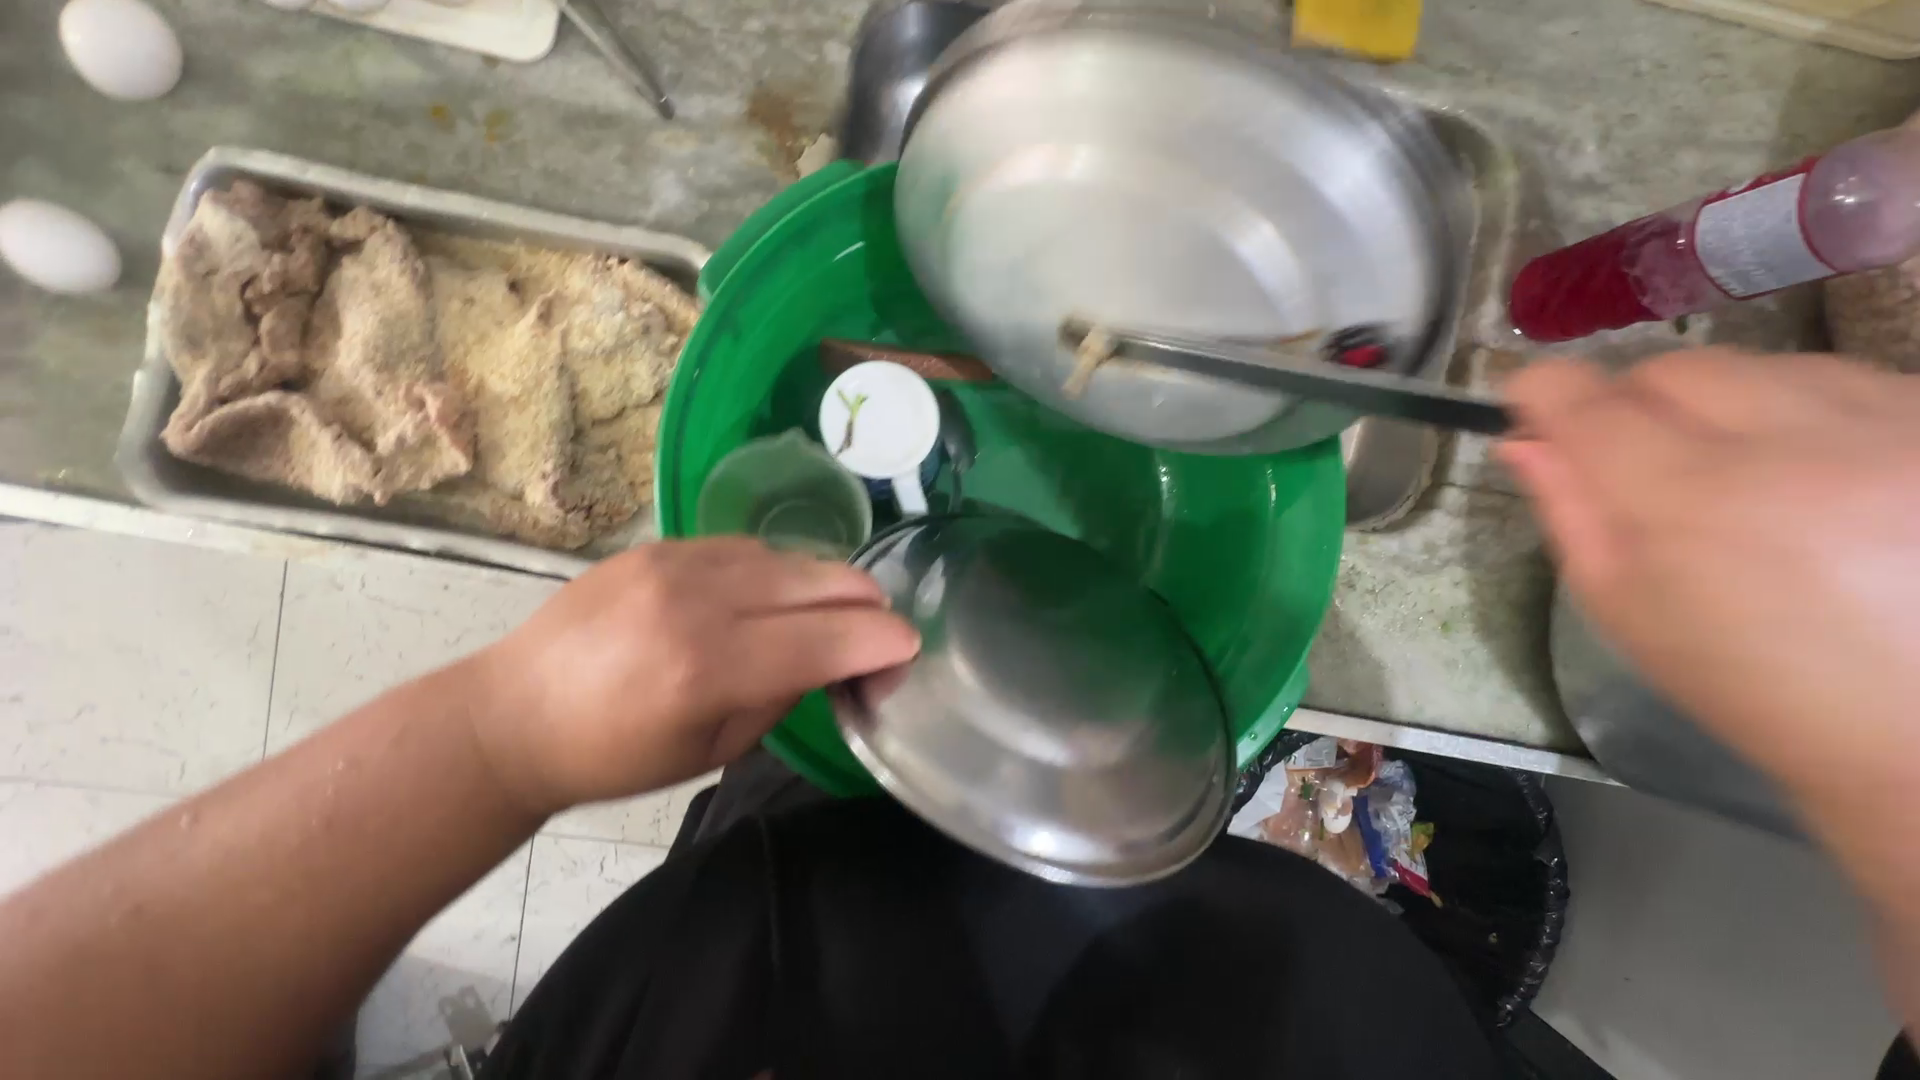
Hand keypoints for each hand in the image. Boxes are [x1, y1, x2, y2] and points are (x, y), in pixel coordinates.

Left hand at [464, 538, 918, 814]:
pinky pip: (749, 548)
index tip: (911, 648)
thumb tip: (830, 657)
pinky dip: (779, 572)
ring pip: (790, 556)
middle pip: (820, 580)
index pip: (826, 640)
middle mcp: (697, 600)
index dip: (882, 641)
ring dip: (825, 585)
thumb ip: (781, 695)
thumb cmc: (614, 755)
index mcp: (708, 667)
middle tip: (878, 633)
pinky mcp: (660, 544)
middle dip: (867, 604)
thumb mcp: (712, 749)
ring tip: (829, 616)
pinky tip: (775, 596)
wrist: (513, 712)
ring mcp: (676, 561)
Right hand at [1499, 348, 1919, 790]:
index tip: (1526, 400)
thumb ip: (1568, 510)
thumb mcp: (1623, 605)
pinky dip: (1806, 414)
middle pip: (1675, 369)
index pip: (1589, 402)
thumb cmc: (1750, 679)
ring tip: (1742, 473)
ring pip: (1765, 366)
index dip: (1543, 390)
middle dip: (1636, 401)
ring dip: (1726, 406)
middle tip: (1639, 457)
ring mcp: (1894, 427)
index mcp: (1692, 500)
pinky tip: (1818, 475)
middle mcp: (1797, 443)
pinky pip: (1848, 382)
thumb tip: (1525, 441)